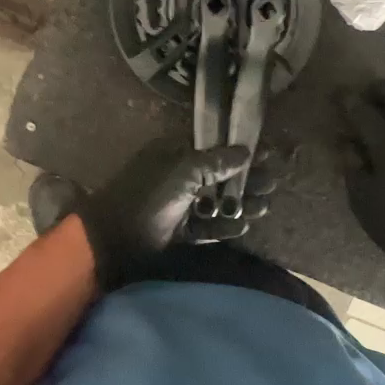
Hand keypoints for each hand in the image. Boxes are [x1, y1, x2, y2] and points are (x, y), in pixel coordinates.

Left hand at [75, 138, 272, 288]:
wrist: (112, 239)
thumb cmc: (148, 197)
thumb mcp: (183, 171)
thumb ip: (216, 161)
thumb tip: (246, 152)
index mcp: (174, 153)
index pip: (213, 146)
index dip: (240, 149)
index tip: (268, 154)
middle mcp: (177, 176)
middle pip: (219, 175)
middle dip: (246, 179)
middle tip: (272, 185)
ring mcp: (176, 204)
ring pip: (215, 201)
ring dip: (239, 203)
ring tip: (263, 207)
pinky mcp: (177, 231)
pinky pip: (205, 226)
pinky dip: (223, 226)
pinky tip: (242, 227)